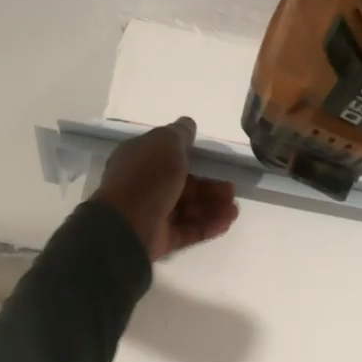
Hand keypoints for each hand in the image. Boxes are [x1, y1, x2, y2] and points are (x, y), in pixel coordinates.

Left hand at [90, 117, 238, 260]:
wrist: (127, 224)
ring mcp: (153, 213)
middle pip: (184, 184)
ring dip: (213, 206)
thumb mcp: (166, 143)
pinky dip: (208, 225)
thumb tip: (188, 123)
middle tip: (232, 189)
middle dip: (210, 186)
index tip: (216, 161)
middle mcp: (145, 185)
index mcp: (140, 159)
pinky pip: (188, 229)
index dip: (194, 158)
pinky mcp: (161, 237)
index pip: (170, 157)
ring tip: (234, 209)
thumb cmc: (148, 176)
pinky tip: (227, 222)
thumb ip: (180, 134)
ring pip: (189, 208)